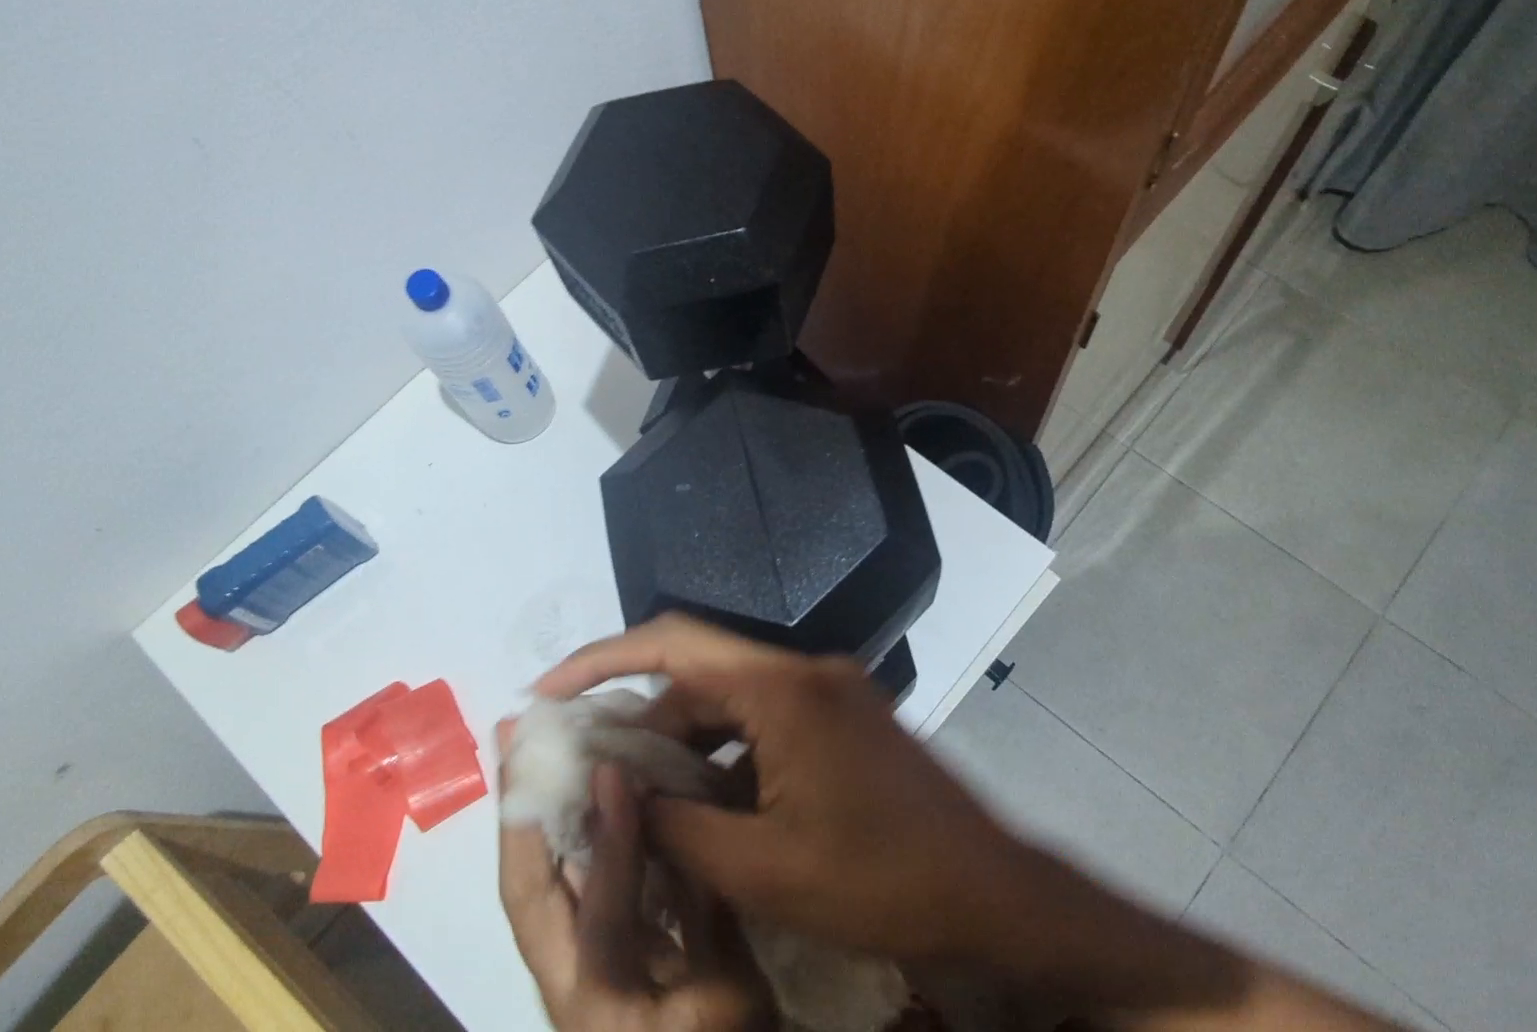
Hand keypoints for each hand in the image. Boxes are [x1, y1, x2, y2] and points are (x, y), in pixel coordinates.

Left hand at [499, 733, 773, 1031]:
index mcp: (602, 1003)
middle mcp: (563, 979)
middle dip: (519, 808)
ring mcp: (564, 963)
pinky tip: (569, 785)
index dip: (613, 842)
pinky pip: (560, 883)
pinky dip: (557, 831)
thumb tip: (695, 829)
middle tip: (513, 732)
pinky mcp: (579, 950)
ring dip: (532, 811)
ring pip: (537, 879)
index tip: (613, 771)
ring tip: (528, 743)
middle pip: (527, 888)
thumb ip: (708, 914)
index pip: (603, 916)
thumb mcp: (730, 993)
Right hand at [535, 614, 1032, 963]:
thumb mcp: (758, 865)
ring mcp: (833, 694)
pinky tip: (706, 806)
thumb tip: (615, 792)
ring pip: (734, 702)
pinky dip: (729, 755)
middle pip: (700, 675)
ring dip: (686, 743)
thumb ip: (673, 824)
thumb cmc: (877, 879)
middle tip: (592, 769)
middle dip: (642, 719)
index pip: (672, 644)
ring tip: (641, 797)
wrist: (989, 893)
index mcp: (783, 689)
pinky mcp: (847, 722)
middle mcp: (808, 673)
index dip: (599, 660)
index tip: (547, 691)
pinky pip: (769, 723)